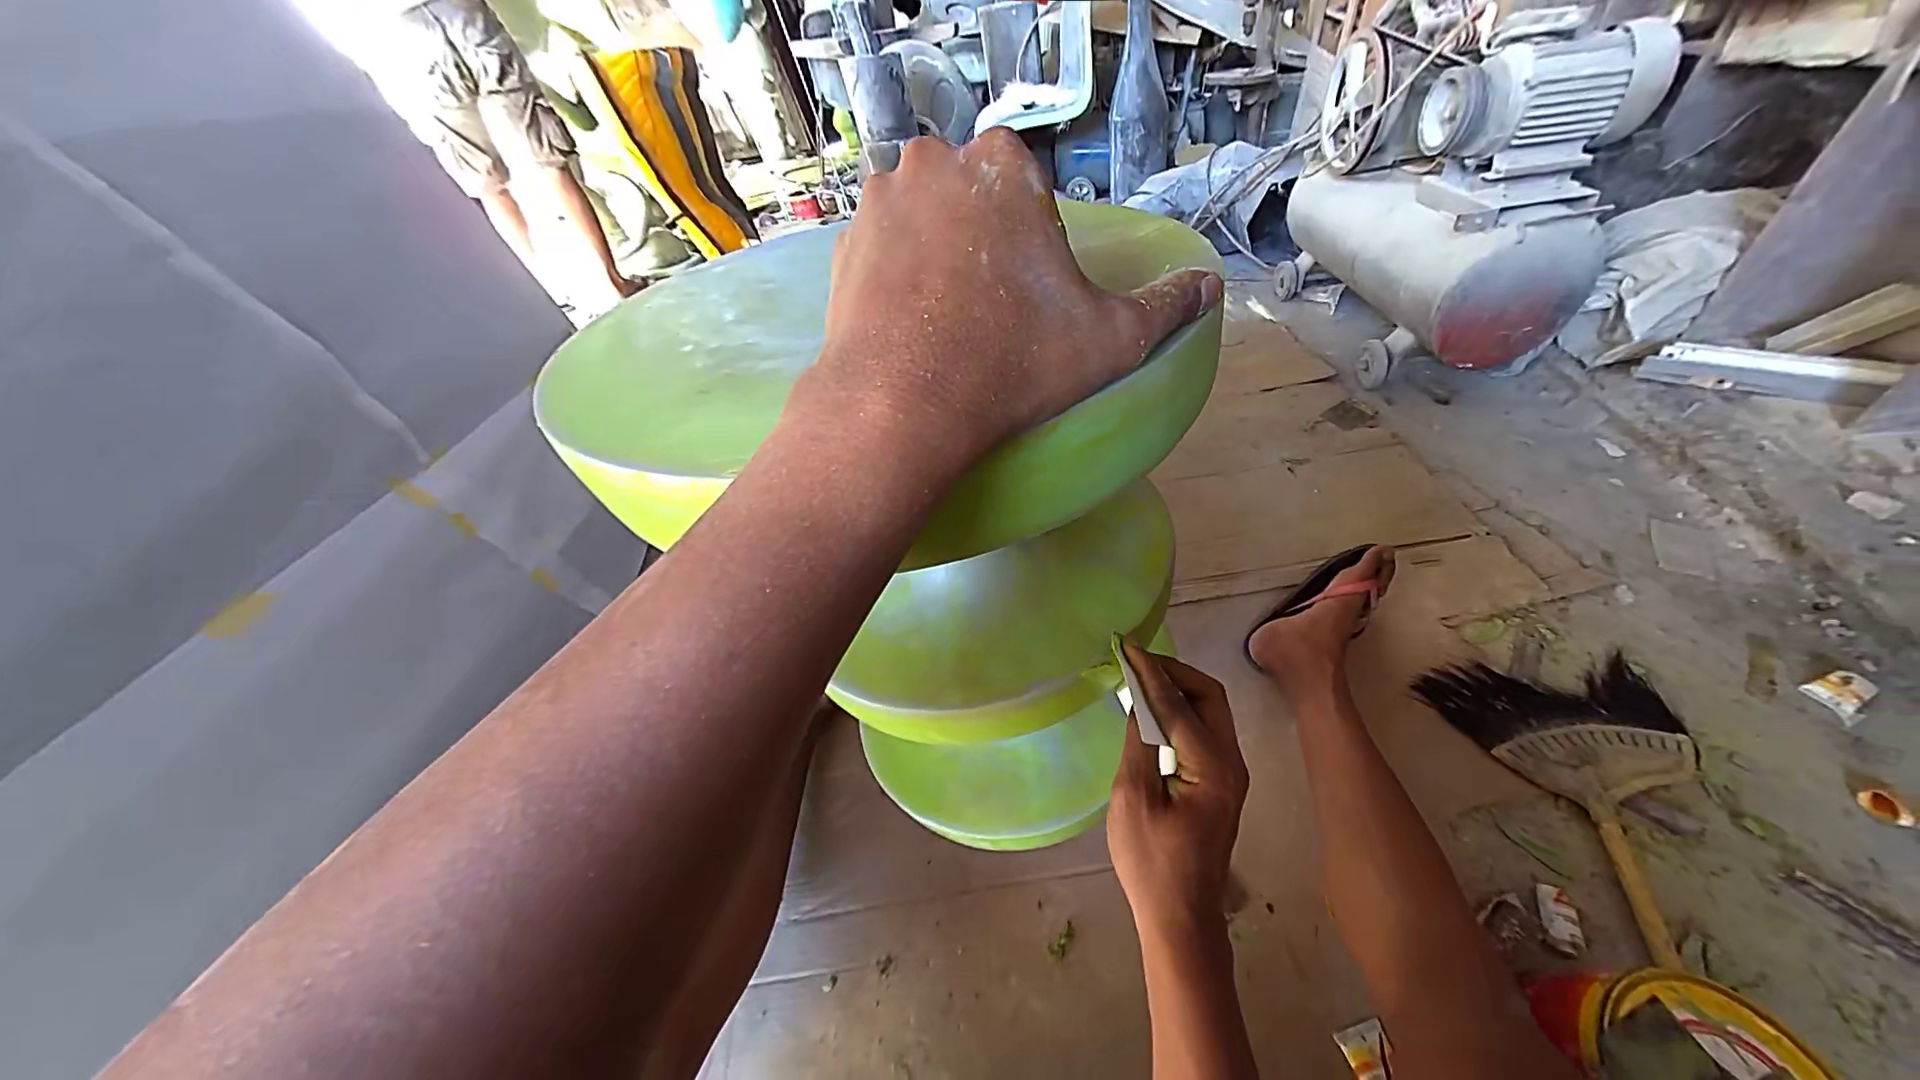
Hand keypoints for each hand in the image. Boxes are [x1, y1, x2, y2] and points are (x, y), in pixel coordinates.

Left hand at [795, 130, 1221, 479]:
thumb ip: (1165, 306)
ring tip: (945, 321)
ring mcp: (879, 203)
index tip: (1028, 293)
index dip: (1031, 241)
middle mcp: (933, 165)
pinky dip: (895, 279)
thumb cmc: (1013, 364)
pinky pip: (881, 254)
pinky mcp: (843, 248)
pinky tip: (908, 324)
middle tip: (987, 309)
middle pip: (970, 200)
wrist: (903, 405)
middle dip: (981, 240)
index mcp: (1002, 166)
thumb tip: (1209, 287)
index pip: (1026, 188)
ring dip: (935, 257)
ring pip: (922, 223)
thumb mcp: (1111, 340)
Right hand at [1108, 645, 1249, 929]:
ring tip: (1140, 677)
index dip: (1150, 673)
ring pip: (1211, 710)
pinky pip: (1205, 729)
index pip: (1179, 703)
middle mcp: (1231, 762)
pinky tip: (1154, 709)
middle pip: (1210, 696)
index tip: (1126, 649)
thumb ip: (1138, 743)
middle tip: (1136, 661)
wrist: (1181, 916)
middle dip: (1174, 671)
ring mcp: (1230, 773)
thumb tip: (1137, 702)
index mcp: (1212, 766)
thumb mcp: (1133, 798)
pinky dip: (1181, 709)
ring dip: (1178, 687)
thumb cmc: (1152, 861)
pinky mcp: (1221, 782)